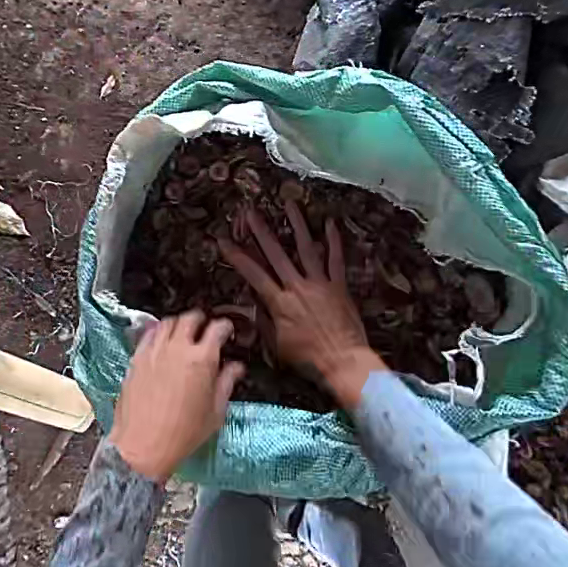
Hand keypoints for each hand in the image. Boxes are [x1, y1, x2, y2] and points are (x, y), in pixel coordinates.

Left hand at [110, 311, 242, 481]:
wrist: (143, 444)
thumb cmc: (184, 433)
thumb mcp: (215, 412)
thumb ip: (226, 383)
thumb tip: (235, 367)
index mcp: (202, 359)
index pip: (217, 329)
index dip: (225, 326)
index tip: (226, 330)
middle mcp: (177, 348)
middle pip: (190, 318)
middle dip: (200, 319)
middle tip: (205, 326)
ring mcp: (154, 350)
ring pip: (168, 322)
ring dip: (179, 323)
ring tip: (183, 331)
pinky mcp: (137, 357)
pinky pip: (148, 334)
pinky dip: (158, 332)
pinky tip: (161, 339)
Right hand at [220, 201, 383, 410]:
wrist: (343, 362)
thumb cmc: (307, 358)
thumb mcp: (276, 344)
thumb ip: (263, 320)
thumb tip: (251, 304)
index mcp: (279, 302)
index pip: (252, 273)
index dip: (236, 255)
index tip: (223, 240)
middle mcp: (297, 286)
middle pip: (276, 253)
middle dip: (260, 231)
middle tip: (250, 211)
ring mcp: (320, 283)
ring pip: (305, 248)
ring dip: (296, 224)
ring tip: (288, 203)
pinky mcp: (339, 286)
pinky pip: (335, 259)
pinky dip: (332, 241)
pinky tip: (329, 223)